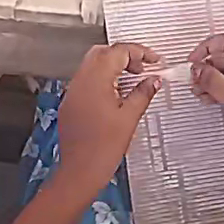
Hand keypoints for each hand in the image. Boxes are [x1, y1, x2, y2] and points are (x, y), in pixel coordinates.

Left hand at [53, 43, 159, 191]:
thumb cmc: (102, 149)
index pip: (118, 52)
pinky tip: (115, 96)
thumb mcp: (129, 118)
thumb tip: (153, 80)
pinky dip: (102, 81)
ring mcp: (72, 93)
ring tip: (132, 83)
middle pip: (103, 53)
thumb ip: (143, 93)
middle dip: (125, 56)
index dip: (140, 52)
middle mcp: (79, 82)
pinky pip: (85, 82)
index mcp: (95, 81)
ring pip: (92, 66)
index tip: (154, 60)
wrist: (80, 171)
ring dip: (113, 68)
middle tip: (143, 68)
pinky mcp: (70, 105)